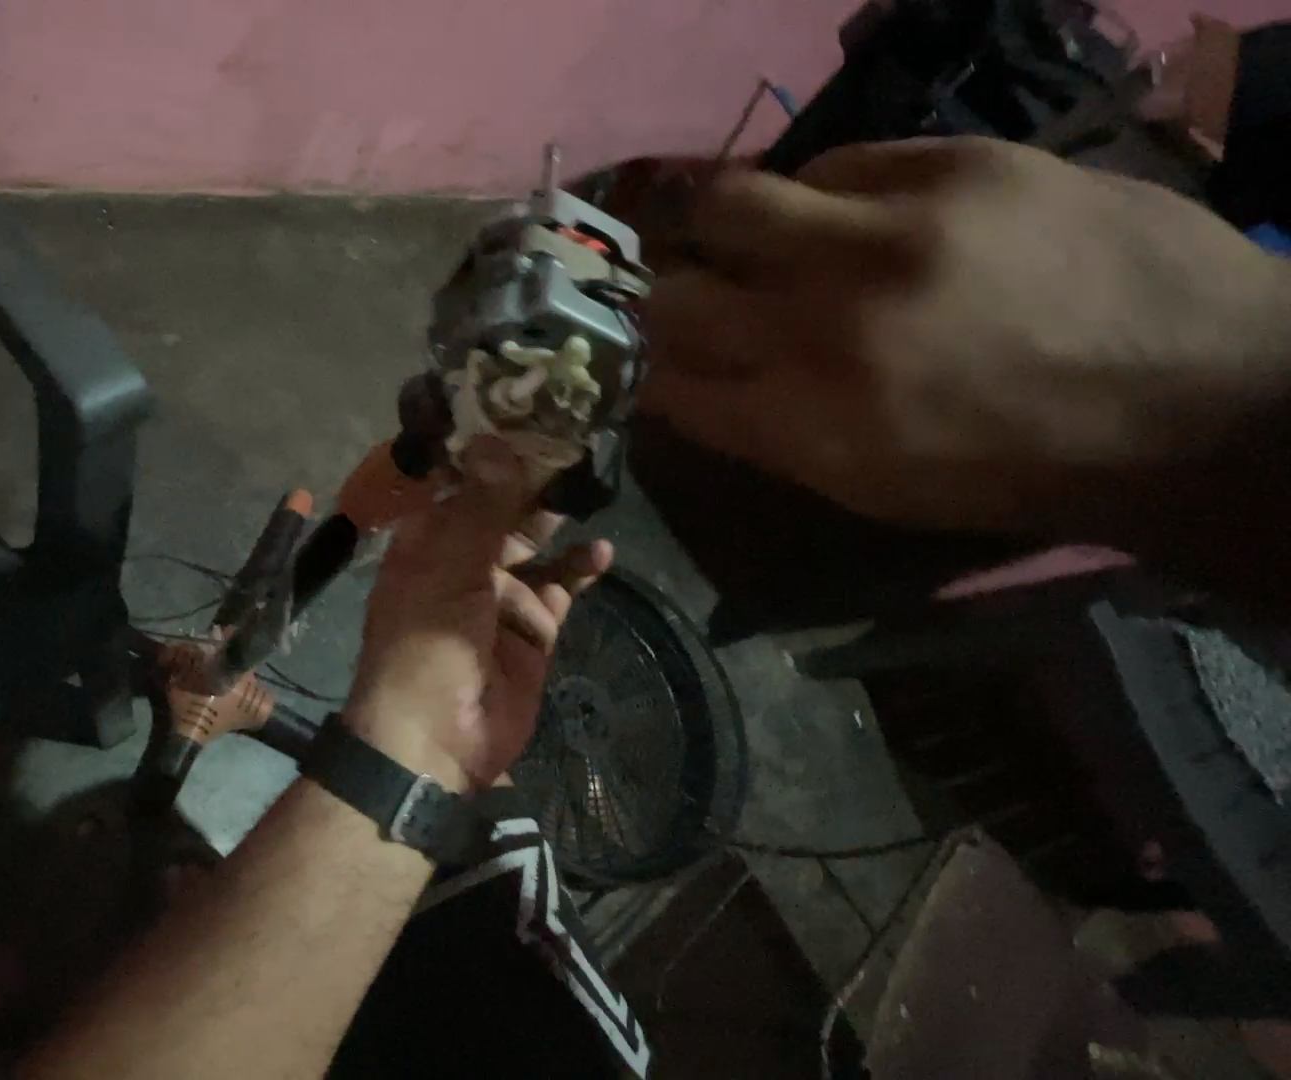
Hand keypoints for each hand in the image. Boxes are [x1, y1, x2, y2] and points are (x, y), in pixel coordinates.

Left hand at [344, 439, 612, 791]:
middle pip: (500, 508)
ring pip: (534, 544)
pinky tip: (601, 550)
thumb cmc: (424, 645)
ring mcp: (499, 594)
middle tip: (572, 436)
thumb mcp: (449, 572)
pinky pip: (561, 588)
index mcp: (424, 542)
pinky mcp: (534, 627)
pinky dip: (579, 569)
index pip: (456, 483)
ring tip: (591, 480)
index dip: (486, 450)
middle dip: (531, 478)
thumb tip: (497, 441)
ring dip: (557, 518)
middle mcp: (460, 559)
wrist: (436, 740)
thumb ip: (480, 511)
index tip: (522, 409)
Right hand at [639, 137, 1290, 546]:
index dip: (638, 368)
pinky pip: (831, 163)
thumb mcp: (859, 486)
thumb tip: (680, 380)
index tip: (643, 360)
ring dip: (721, 230)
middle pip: (670, 295)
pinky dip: (818, 196)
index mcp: (796, 423)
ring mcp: (885, 237)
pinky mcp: (956, 168)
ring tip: (757, 242)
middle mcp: (819, 329)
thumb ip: (756, 430)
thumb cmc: (1006, 469)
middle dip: (663, 302)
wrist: (1202, 400)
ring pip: (725, 204)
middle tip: (688, 297)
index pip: (656, 380)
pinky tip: (849, 217)